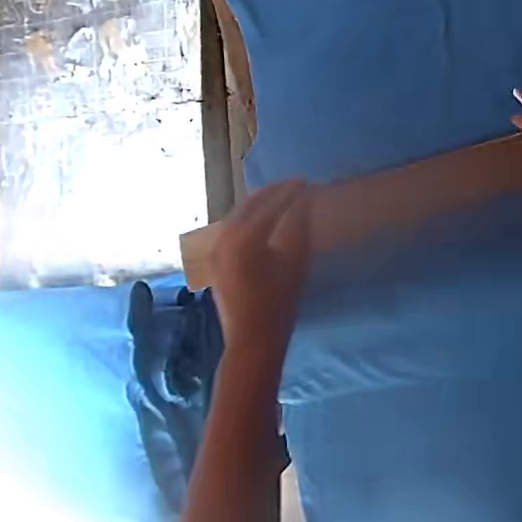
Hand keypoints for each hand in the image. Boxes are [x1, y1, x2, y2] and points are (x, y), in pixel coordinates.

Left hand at [207, 180, 311, 355]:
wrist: (252, 340)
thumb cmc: (279, 302)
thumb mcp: (296, 261)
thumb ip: (298, 226)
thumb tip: (302, 202)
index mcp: (245, 238)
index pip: (270, 205)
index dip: (290, 192)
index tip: (306, 182)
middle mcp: (224, 238)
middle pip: (249, 205)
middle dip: (272, 192)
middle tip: (294, 185)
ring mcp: (215, 249)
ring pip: (238, 215)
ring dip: (260, 204)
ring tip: (281, 197)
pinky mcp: (215, 260)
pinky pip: (232, 228)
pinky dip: (249, 218)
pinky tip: (264, 218)